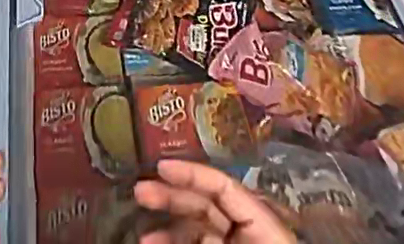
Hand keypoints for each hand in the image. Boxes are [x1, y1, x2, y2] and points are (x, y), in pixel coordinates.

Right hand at [133, 159, 296, 243]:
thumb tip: (155, 238)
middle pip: (207, 203)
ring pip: (199, 228)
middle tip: (140, 192)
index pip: (223, 187)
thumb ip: (200, 243)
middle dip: (173, 197)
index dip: (191, 173)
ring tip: (143, 236)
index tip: (161, 167)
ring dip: (169, 229)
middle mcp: (249, 232)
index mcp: (263, 225)